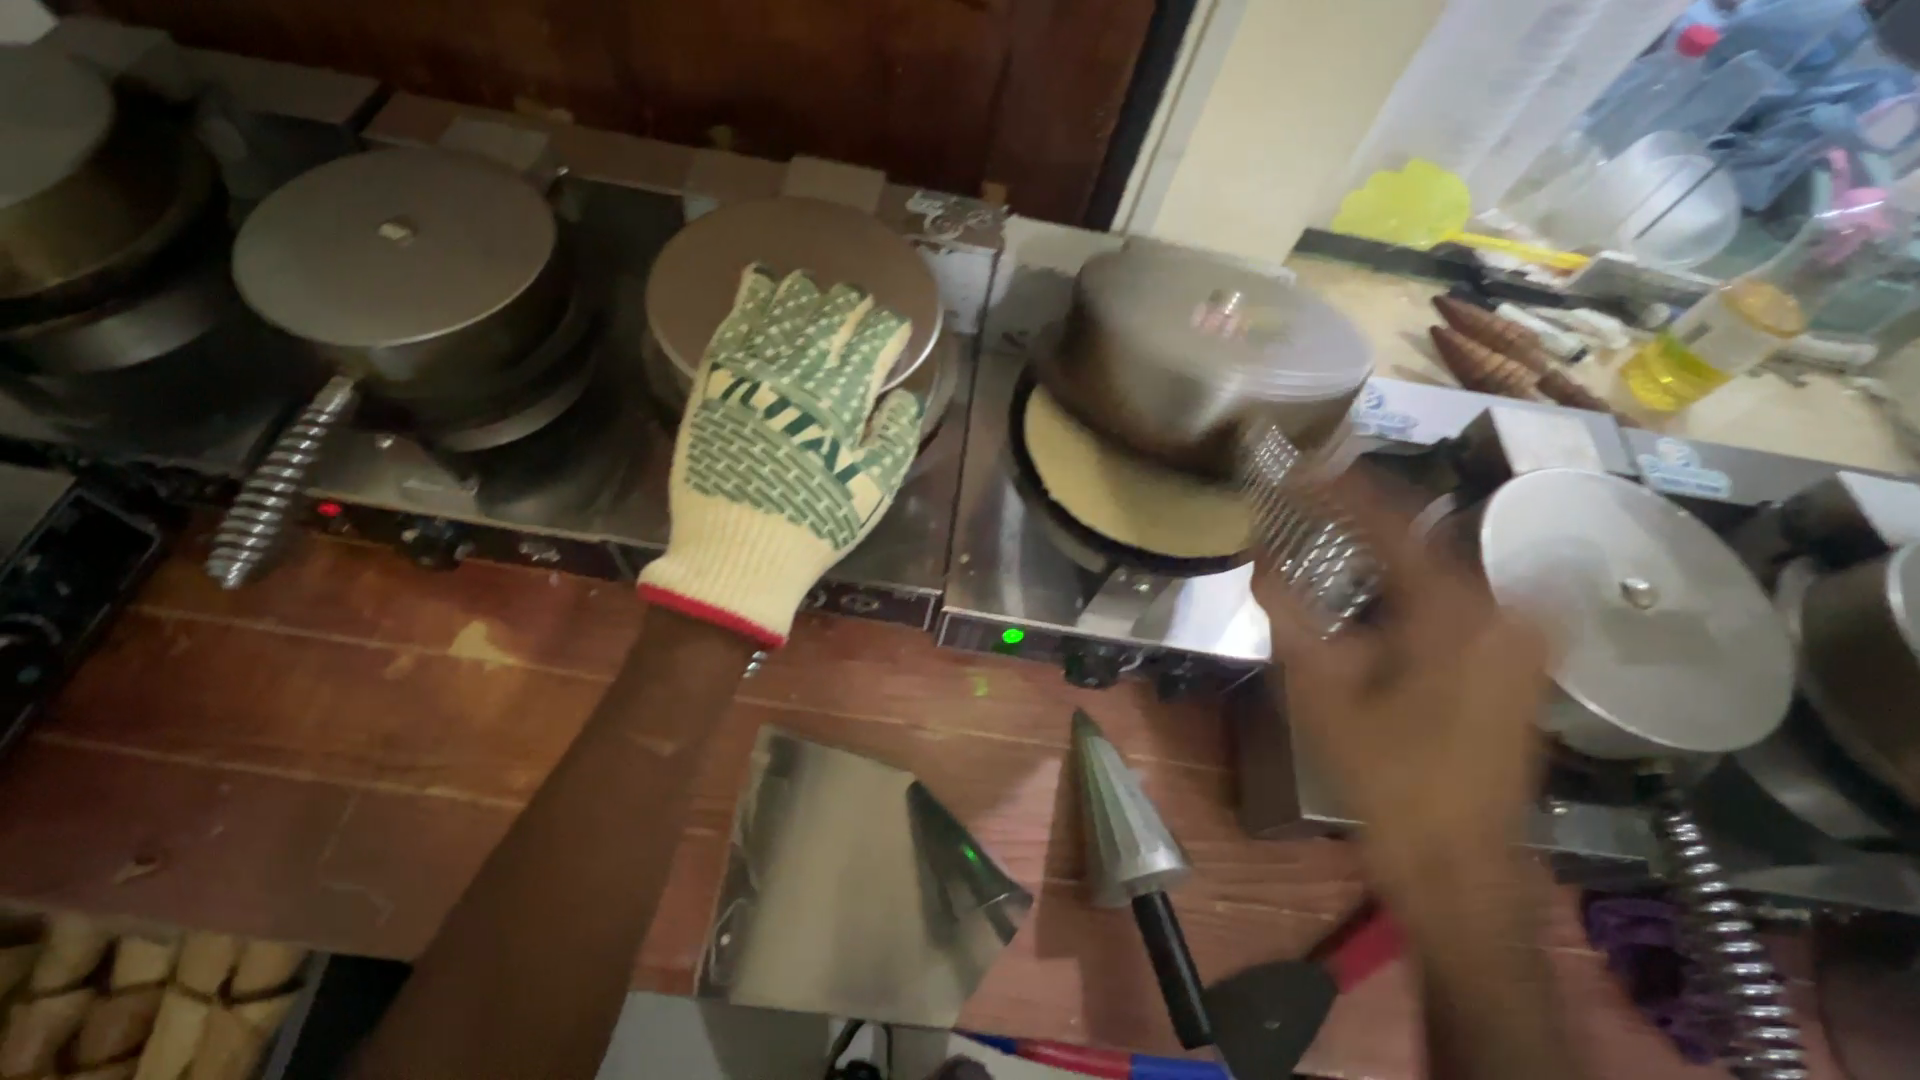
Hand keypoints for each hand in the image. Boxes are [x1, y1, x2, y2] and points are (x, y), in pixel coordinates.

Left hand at [639, 265, 920, 646]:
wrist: (738, 552)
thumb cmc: (813, 525)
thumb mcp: (875, 491)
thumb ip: (896, 437)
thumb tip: (903, 395)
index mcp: (847, 398)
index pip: (875, 339)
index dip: (889, 328)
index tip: (893, 331)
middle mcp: (801, 373)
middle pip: (831, 315)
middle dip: (849, 302)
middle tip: (854, 303)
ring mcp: (753, 373)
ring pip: (782, 310)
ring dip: (799, 291)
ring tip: (806, 284)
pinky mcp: (714, 383)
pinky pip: (733, 327)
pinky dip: (747, 300)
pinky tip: (756, 284)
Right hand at [1252, 472, 1552, 894]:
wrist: (1459, 860)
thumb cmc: (1387, 778)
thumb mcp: (1321, 693)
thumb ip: (1288, 614)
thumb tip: (1260, 557)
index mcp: (1454, 610)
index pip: (1390, 523)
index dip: (1339, 490)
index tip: (1300, 467)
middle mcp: (1503, 608)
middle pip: (1425, 537)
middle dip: (1366, 515)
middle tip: (1312, 500)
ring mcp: (1522, 636)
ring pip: (1446, 566)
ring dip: (1392, 548)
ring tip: (1338, 533)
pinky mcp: (1523, 661)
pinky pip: (1465, 595)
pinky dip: (1419, 581)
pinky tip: (1383, 586)